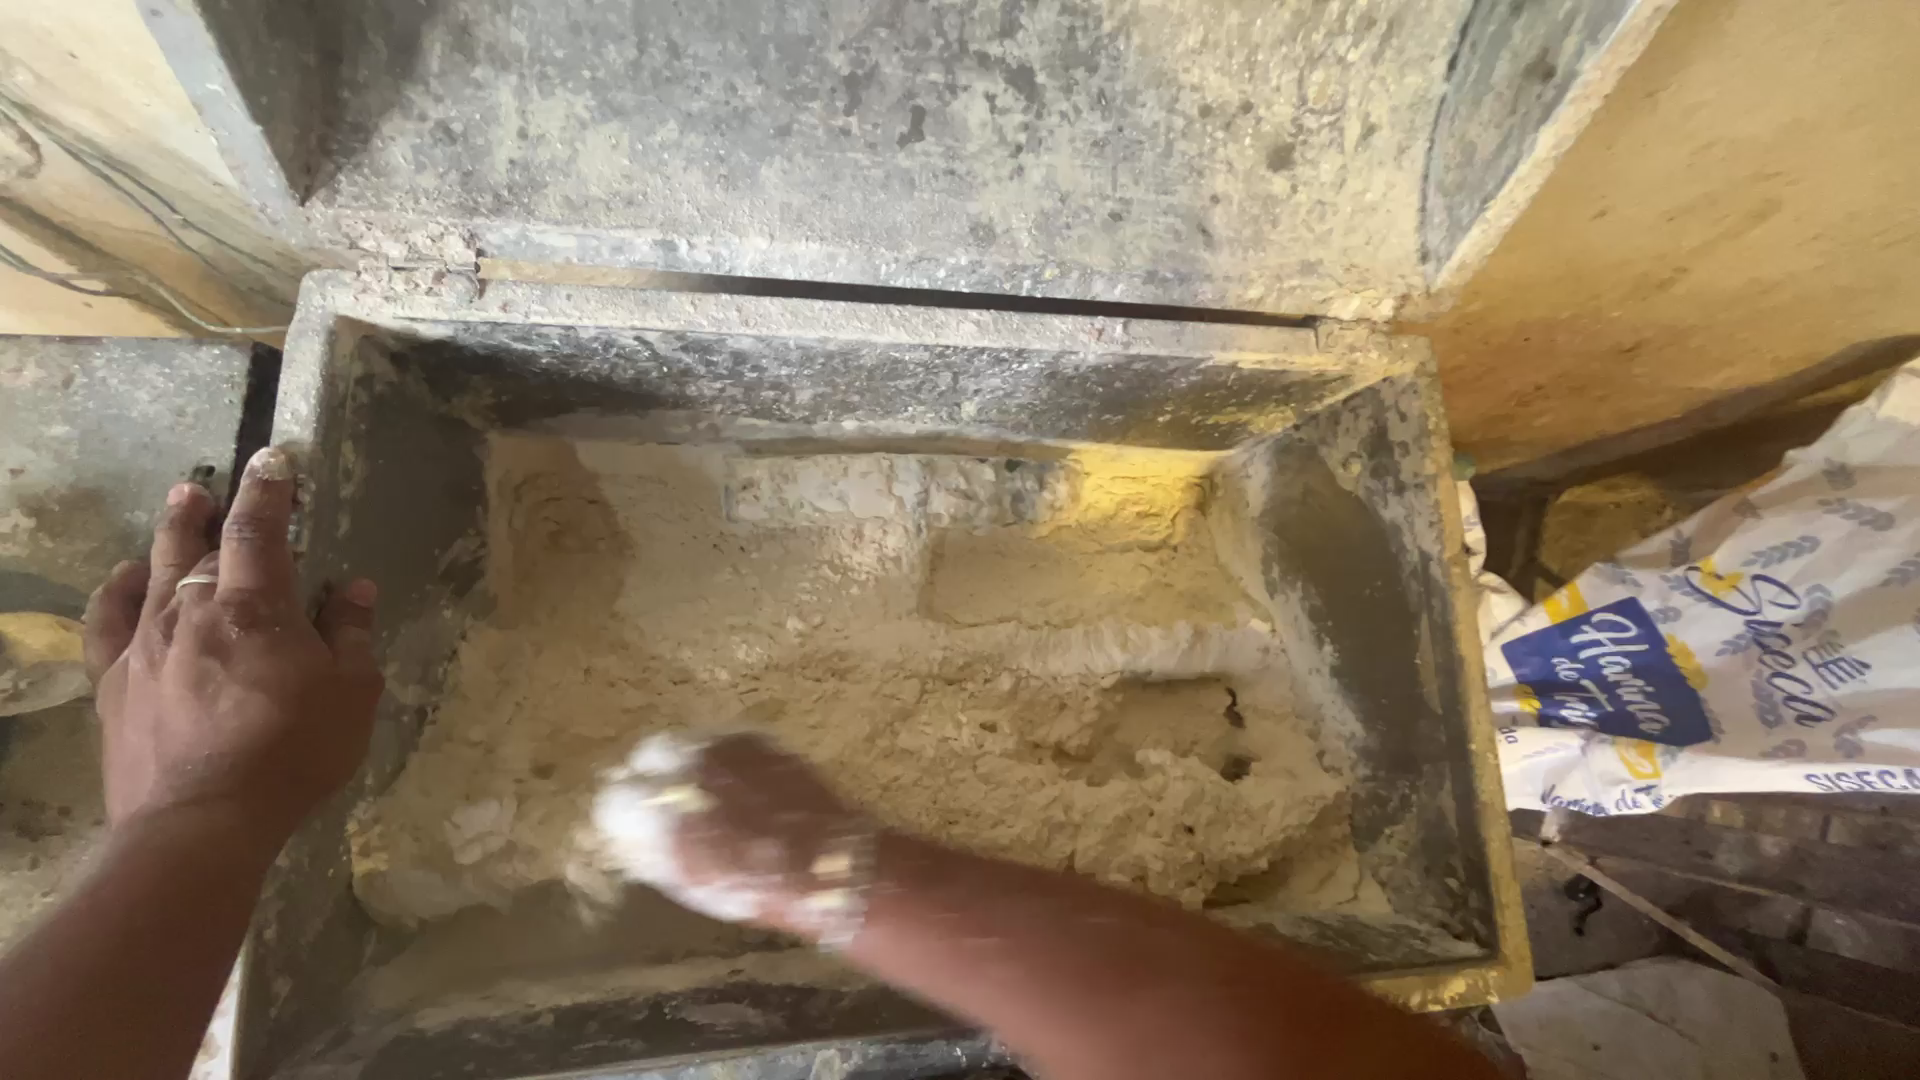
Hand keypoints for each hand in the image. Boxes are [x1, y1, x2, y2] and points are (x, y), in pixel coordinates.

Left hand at [82, 447, 383, 844]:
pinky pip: (108, 620)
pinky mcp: (117, 682)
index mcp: (257, 612)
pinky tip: (126, 575)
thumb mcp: (352, 689)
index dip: (269, 492)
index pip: (261, 534)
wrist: (202, 821)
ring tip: (178, 502)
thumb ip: (350, 631)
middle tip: (219, 478)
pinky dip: (117, 589)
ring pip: (154, 574)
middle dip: (215, 508)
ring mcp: (145, 647)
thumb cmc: (296, 749)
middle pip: (201, 547)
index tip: (275, 457)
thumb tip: (352, 586)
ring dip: (170, 535)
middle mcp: (193, 615)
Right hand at [590, 730, 876, 946]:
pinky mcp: (757, 738)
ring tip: (701, 788)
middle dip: (652, 774)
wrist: (823, 861)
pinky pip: (723, 740)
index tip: (633, 820)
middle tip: (665, 797)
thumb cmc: (752, 887)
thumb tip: (637, 831)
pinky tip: (732, 780)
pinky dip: (720, 757)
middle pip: (649, 756)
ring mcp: (726, 746)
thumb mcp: (689, 879)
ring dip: (686, 762)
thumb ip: (656, 848)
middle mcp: (688, 768)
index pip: (616, 798)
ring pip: (686, 742)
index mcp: (662, 812)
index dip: (624, 811)